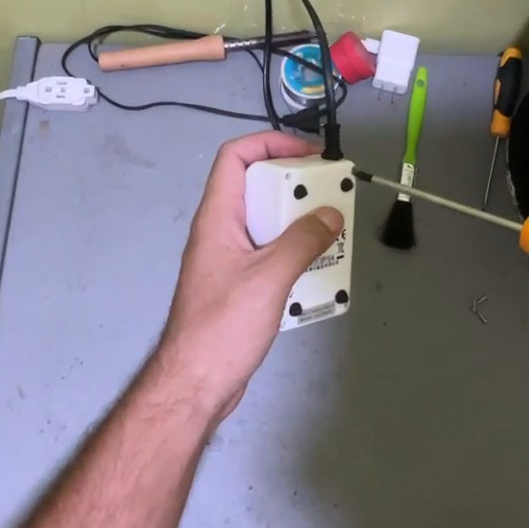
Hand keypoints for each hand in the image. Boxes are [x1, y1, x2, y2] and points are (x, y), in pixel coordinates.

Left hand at [150, 131, 343, 423]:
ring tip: (334, 231)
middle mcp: (221, 231)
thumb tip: (331, 214)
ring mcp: (230, 259)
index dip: (269, 142)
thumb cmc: (223, 327)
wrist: (195, 385)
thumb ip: (302, 242)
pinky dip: (295, 255)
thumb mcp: (268, 278)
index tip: (309, 154)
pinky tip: (319, 271)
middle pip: (258, 188)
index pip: (235, 157)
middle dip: (296, 185)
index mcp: (218, 217)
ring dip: (300, 223)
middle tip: (332, 193)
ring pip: (268, 223)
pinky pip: (271, 254)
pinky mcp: (240, 285)